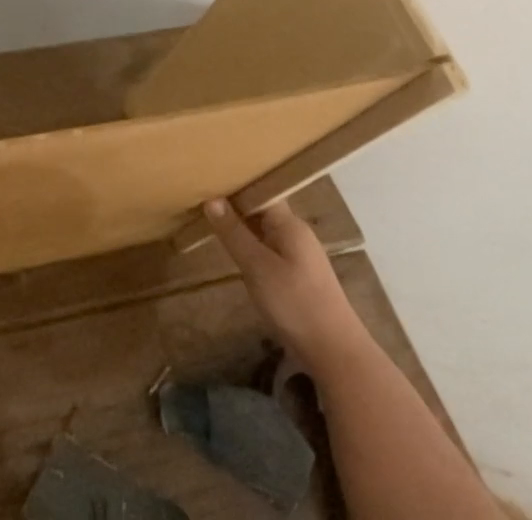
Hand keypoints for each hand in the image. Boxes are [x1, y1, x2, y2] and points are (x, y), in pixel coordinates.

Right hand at [202, 199, 368, 368]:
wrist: (333, 349)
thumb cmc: (294, 302)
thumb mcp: (257, 266)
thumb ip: (233, 233)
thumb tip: (212, 200)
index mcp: (289, 225)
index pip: (261, 193)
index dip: (235, 186)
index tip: (206, 182)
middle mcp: (295, 234)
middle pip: (261, 210)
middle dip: (233, 205)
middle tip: (197, 200)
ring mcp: (297, 255)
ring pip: (262, 231)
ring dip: (239, 227)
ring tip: (206, 221)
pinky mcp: (294, 275)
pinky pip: (266, 250)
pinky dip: (247, 246)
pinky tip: (230, 252)